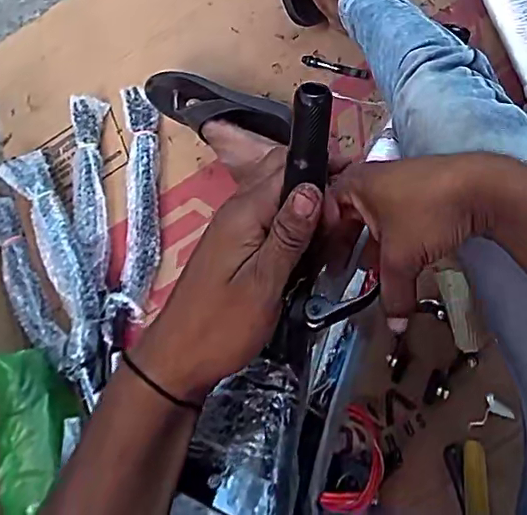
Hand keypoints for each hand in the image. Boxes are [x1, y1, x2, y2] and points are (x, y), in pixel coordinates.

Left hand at [132, 173, 323, 402]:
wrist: (178, 359)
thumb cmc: (221, 326)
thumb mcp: (263, 283)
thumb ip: (289, 235)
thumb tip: (313, 188)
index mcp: (245, 210)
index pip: (288, 168)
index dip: (321, 175)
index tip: (349, 196)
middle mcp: (238, 207)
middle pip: (281, 172)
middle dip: (315, 184)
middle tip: (342, 215)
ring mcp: (235, 223)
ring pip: (277, 193)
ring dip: (305, 204)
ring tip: (330, 234)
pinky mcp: (236, 241)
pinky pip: (269, 215)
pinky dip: (292, 224)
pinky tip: (307, 250)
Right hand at [335, 153, 507, 325]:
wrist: (478, 188)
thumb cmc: (424, 212)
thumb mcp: (401, 257)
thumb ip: (392, 293)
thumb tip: (394, 326)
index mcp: (353, 184)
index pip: (321, 211)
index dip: (318, 240)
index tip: (316, 266)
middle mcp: (368, 179)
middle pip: (345, 216)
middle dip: (343, 245)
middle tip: (334, 273)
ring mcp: (393, 184)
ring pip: (371, 219)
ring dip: (368, 246)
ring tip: (365, 274)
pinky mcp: (416, 193)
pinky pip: (391, 219)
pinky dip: (388, 241)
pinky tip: (396, 263)